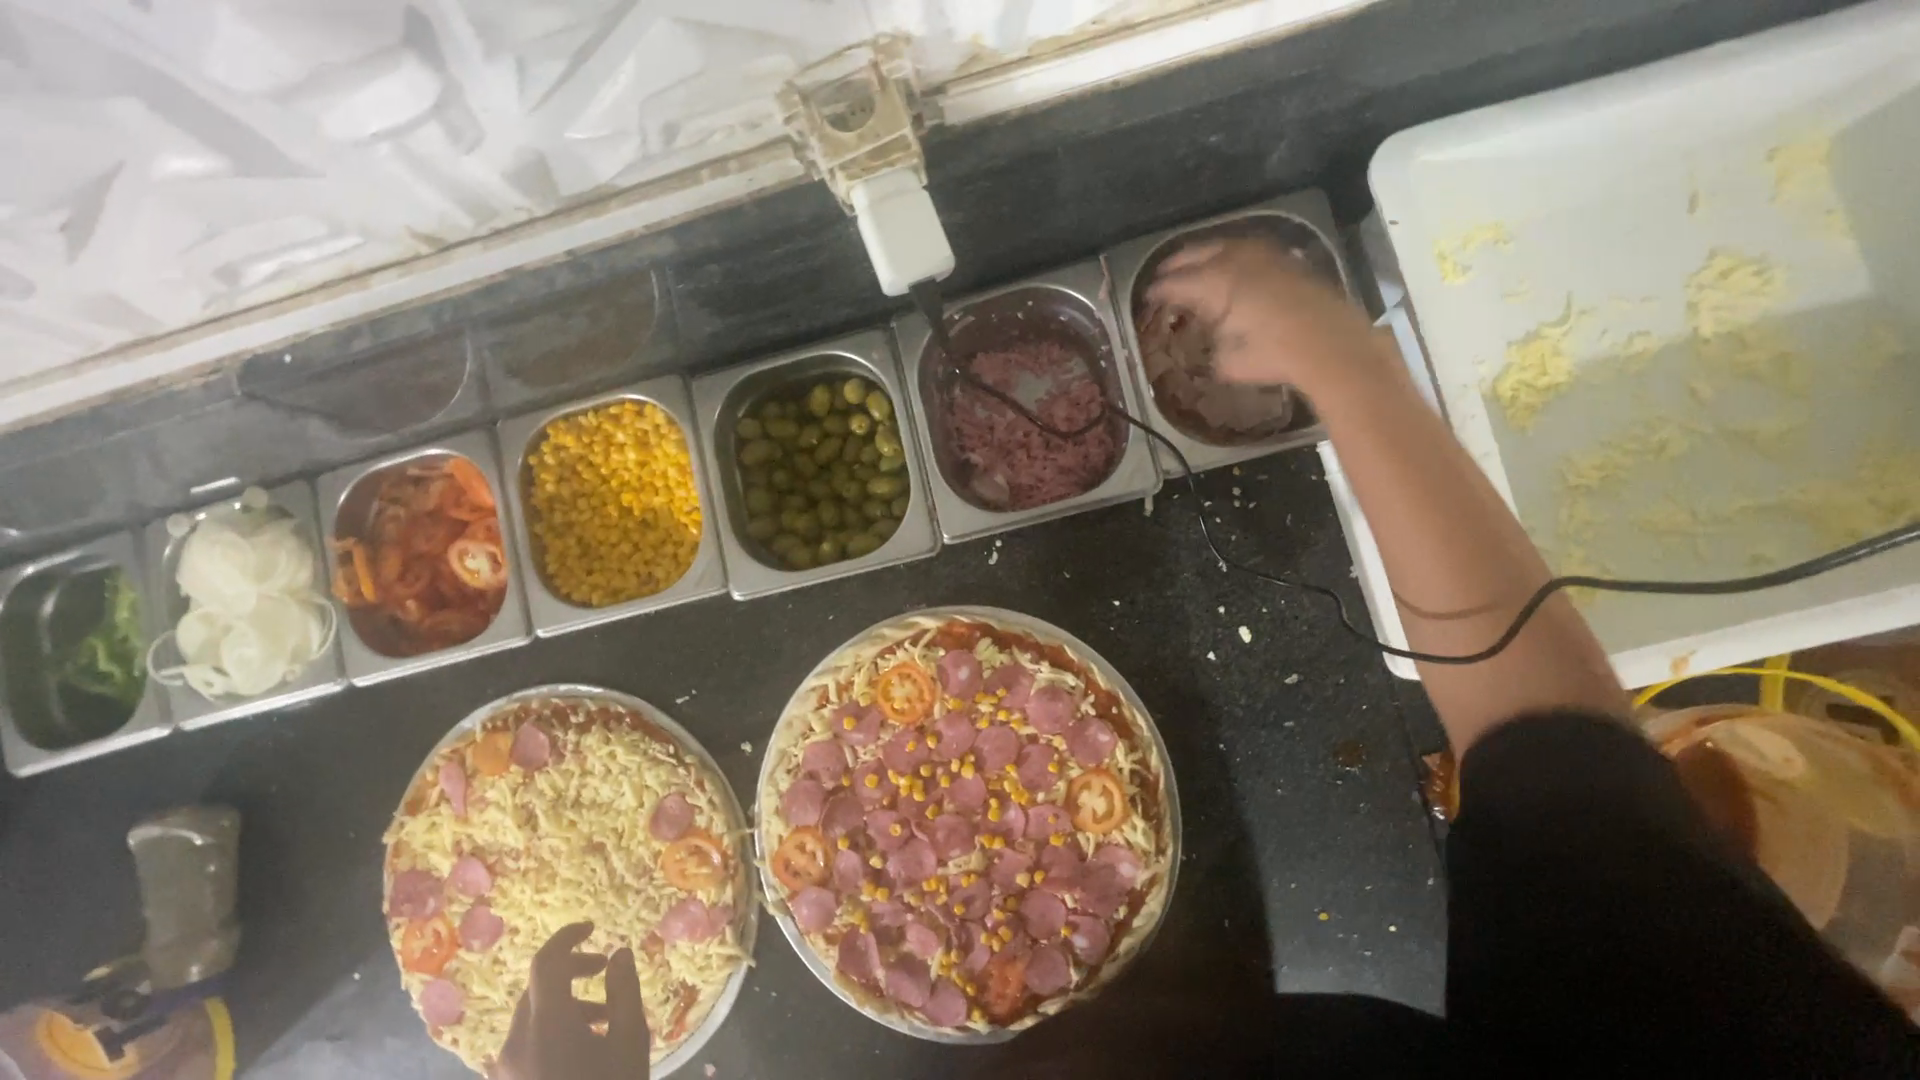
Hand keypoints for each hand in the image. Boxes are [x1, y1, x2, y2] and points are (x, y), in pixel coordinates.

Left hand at [495, 922, 649, 1079]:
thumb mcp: (631, 1041)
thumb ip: (624, 990)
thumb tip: (618, 953)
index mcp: (548, 1025)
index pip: (546, 963)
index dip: (567, 938)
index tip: (592, 928)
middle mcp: (516, 1043)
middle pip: (539, 989)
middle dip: (573, 973)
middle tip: (606, 974)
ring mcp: (506, 1069)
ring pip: (532, 1016)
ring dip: (565, 1003)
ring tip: (604, 1018)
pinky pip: (525, 1043)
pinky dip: (552, 1029)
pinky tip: (583, 1047)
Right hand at [1145, 236, 1387, 395]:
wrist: (1330, 343)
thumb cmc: (1273, 354)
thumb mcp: (1230, 362)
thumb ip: (1214, 348)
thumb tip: (1213, 346)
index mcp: (1214, 283)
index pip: (1176, 283)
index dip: (1159, 291)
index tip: (1147, 297)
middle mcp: (1235, 261)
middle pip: (1197, 254)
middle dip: (1176, 264)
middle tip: (1162, 274)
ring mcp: (1263, 255)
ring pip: (1224, 245)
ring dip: (1204, 253)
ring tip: (1194, 263)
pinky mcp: (1286, 260)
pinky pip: (1249, 249)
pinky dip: (1232, 255)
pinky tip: (1232, 265)